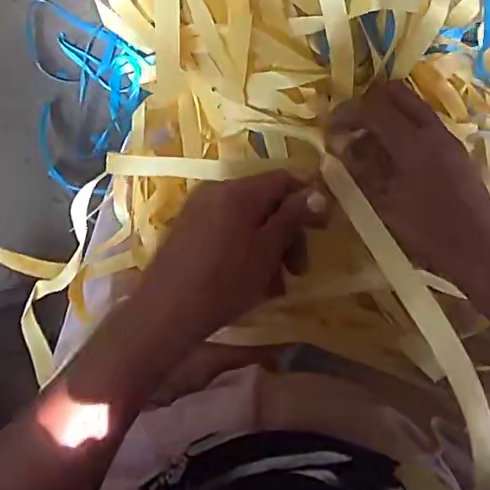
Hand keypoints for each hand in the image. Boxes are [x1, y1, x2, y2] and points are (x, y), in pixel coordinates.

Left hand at [125, 171, 325, 358]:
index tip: (324, 228)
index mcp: (238, 190)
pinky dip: (246, 248)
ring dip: (269, 245)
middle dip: (288, 231)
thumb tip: (317, 193)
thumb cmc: (224, 280)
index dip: (308, 198)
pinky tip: (252, 281)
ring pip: (247, 218)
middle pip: (266, 200)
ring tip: (276, 284)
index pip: (283, 178)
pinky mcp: (188, 230)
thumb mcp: (266, 250)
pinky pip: (227, 229)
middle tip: (299, 269)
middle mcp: (216, 190)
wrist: (165, 312)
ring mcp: (198, 209)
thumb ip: (292, 217)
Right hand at [327, 80, 489, 287]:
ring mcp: (448, 139)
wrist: (482, 252)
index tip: (328, 130)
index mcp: (414, 143)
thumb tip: (336, 158)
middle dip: (368, 104)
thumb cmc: (430, 233)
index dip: (345, 114)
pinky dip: (403, 131)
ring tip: (367, 149)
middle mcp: (433, 132)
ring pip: (412, 107)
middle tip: (351, 129)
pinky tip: (392, 161)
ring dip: (386, 117)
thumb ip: (357, 177)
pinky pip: (424, 125)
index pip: (373, 109)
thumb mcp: (383, 207)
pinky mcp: (456, 151)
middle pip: (396, 93)